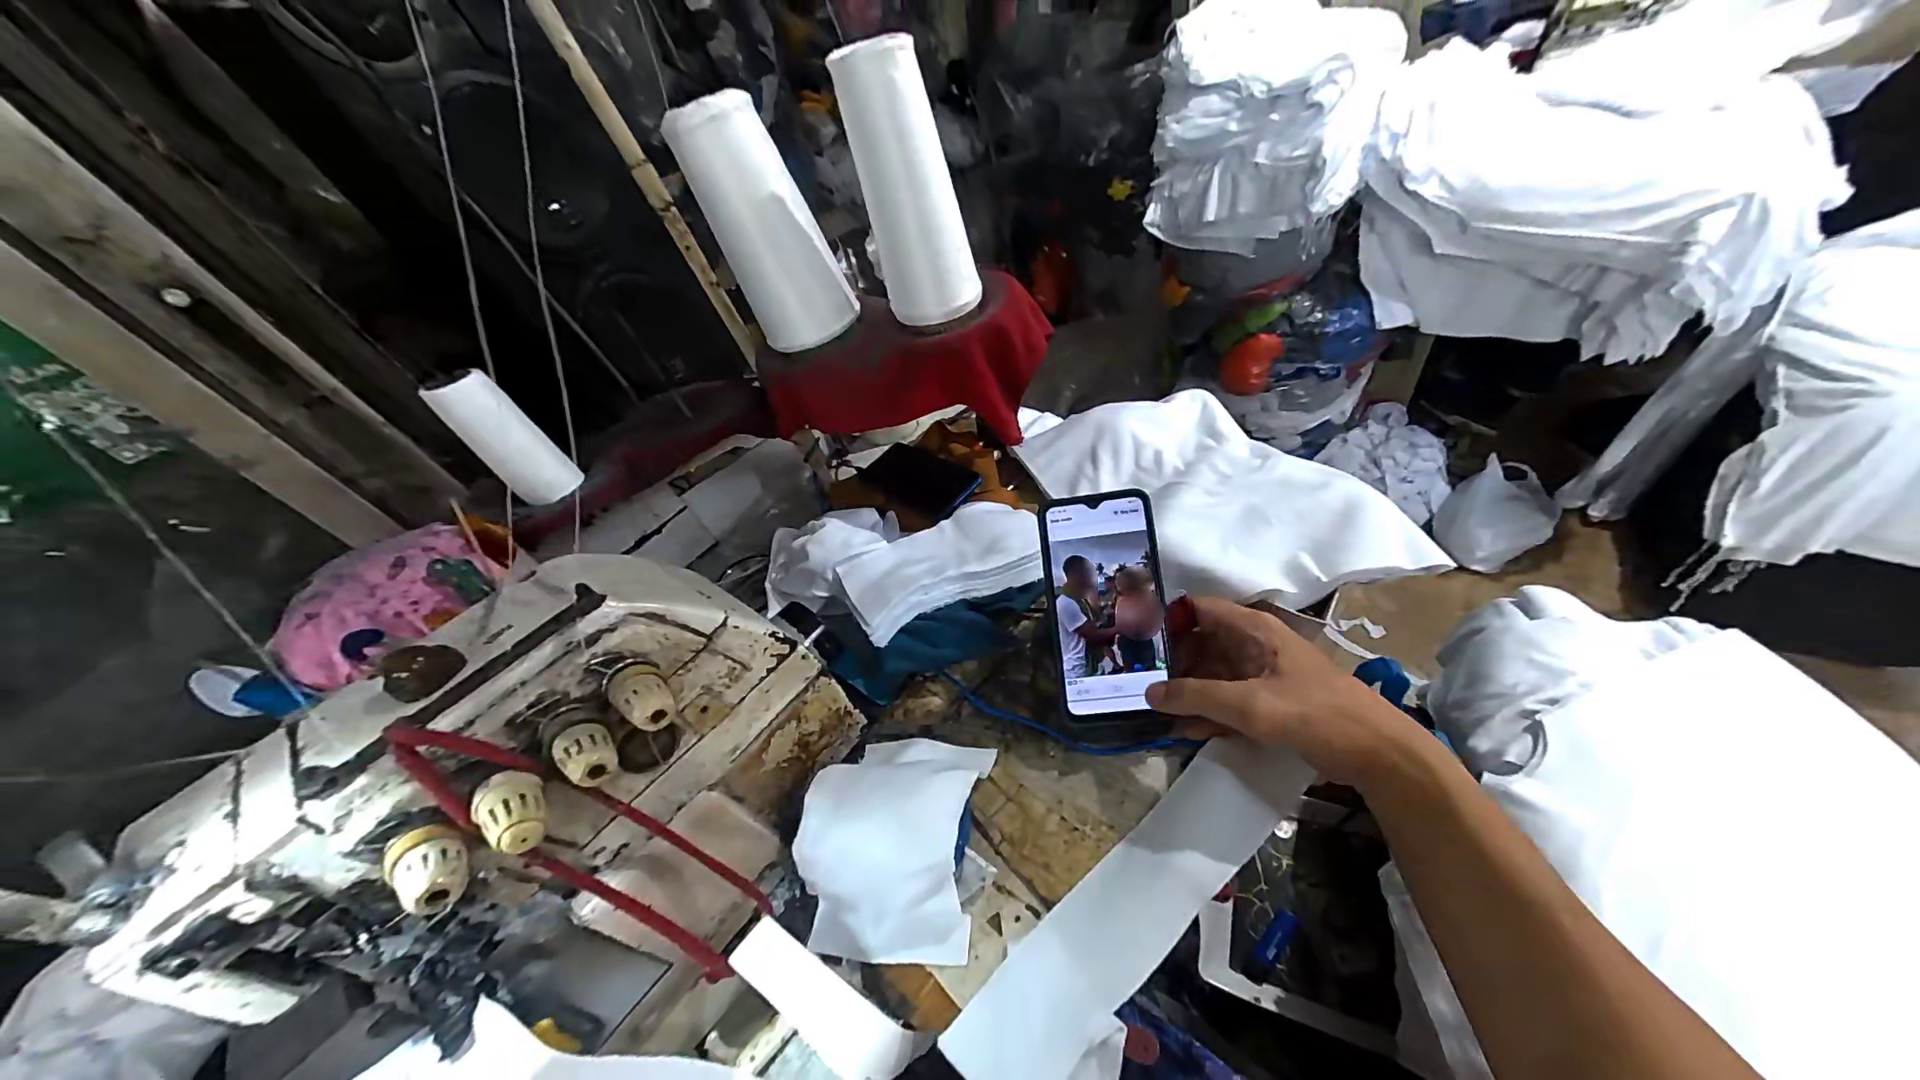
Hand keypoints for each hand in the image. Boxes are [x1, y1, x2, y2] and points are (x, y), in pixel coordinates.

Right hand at [1145, 595, 1427, 785]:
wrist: (1378, 754)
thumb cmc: (1315, 714)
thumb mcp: (1250, 705)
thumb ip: (1197, 696)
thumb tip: (1149, 693)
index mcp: (1254, 629)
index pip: (1198, 609)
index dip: (1166, 618)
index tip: (1135, 637)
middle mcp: (1254, 645)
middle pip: (1200, 643)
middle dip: (1171, 661)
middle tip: (1136, 680)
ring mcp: (1261, 674)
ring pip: (1211, 674)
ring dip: (1186, 691)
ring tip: (1154, 709)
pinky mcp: (1267, 702)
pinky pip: (1226, 699)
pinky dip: (1207, 711)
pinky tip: (1185, 729)